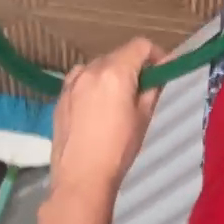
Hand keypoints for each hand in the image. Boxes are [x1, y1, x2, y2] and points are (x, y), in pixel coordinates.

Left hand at [47, 38, 163, 203]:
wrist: (81, 178)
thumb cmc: (119, 148)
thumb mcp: (144, 116)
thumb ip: (153, 87)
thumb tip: (160, 73)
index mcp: (116, 72)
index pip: (141, 45)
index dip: (156, 54)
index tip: (162, 70)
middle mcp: (92, 70)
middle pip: (120, 53)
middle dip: (135, 64)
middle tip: (144, 86)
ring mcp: (72, 82)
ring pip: (99, 64)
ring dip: (113, 72)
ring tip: (119, 96)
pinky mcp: (60, 96)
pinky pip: (81, 78)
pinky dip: (94, 81)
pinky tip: (97, 102)